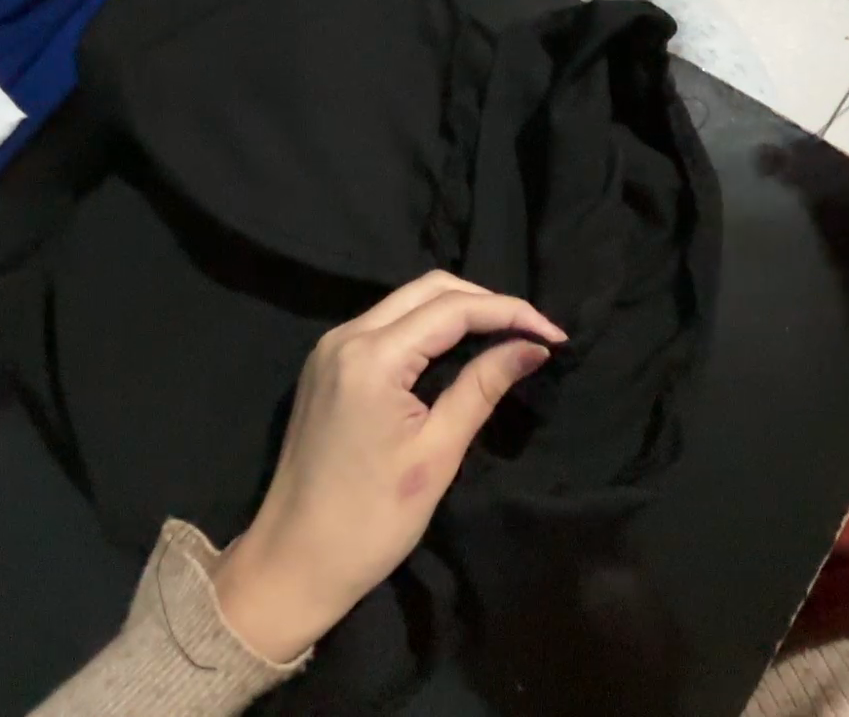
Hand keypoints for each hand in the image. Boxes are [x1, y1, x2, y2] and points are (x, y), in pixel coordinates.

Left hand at [211, 271, 566, 661]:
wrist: (294, 560)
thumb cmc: (372, 519)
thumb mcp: (437, 453)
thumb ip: (482, 386)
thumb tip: (533, 347)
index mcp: (372, 356)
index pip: (452, 308)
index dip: (509, 312)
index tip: (553, 335)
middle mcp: (346, 335)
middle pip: (427, 289)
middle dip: (484, 302)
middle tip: (530, 333)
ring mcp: (330, 347)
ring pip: (404, 301)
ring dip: (455, 310)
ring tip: (503, 336)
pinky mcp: (326, 363)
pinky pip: (385, 324)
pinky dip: (425, 327)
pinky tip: (455, 348)